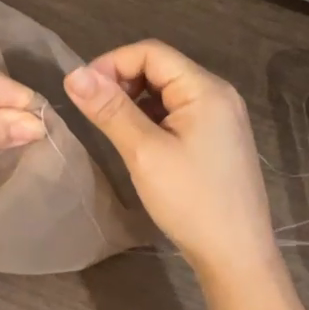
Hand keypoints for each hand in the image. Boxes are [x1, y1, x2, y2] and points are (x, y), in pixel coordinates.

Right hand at [63, 40, 272, 271]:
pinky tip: (136, 143)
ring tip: (112, 130)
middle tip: (94, 113)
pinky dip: (150, 119)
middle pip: (159, 68)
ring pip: (165, 91)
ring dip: (133, 102)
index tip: (82, 92)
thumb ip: (109, 109)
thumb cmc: (191, 200)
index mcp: (205, 89)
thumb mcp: (144, 152)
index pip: (150, 52)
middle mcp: (217, 95)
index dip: (111, 64)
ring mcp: (220, 118)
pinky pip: (176, 113)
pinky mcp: (216, 139)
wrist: (236, 257)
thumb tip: (72, 73)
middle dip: (121, 82)